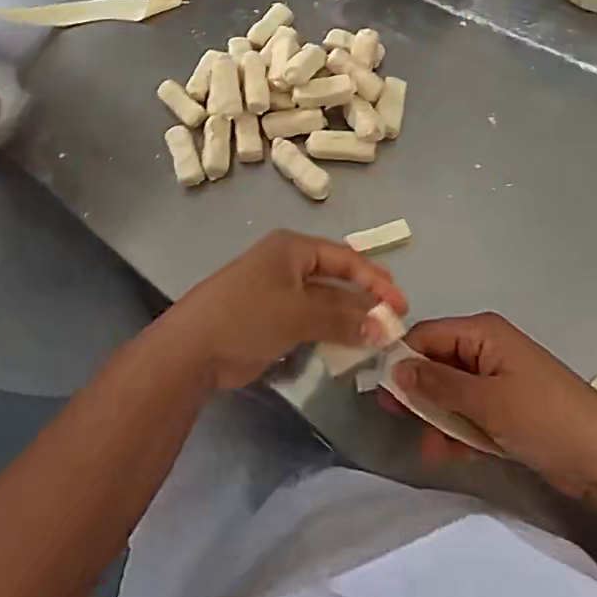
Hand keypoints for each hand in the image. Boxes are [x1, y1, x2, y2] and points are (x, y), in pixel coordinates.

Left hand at [153, 230, 408, 389]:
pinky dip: (332, 332)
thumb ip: (342, 317)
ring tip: (379, 338)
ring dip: (351, 318)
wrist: (195, 347)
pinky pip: (312, 321)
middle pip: (337, 278)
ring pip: (326, 302)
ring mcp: (279, 293)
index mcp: (292, 249)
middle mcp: (288, 265)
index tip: (401, 306)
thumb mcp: (298, 312)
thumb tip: (384, 326)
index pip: (344, 258)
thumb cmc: (247, 315)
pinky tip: (351, 348)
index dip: (375, 279)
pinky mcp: (274, 319)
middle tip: (395, 321)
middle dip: (366, 298)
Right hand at [383, 313, 596, 497]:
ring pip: (450, 390)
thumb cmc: (544, 419)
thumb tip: (395, 367)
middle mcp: (487, 347)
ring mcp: (498, 377)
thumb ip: (436, 383)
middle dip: (418, 391)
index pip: (426, 334)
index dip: (401, 358)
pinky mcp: (508, 405)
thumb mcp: (485, 401)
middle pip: (436, 361)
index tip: (380, 387)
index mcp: (482, 332)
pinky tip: (448, 451)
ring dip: (437, 416)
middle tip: (395, 417)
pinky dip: (457, 428)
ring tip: (431, 447)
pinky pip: (469, 409)